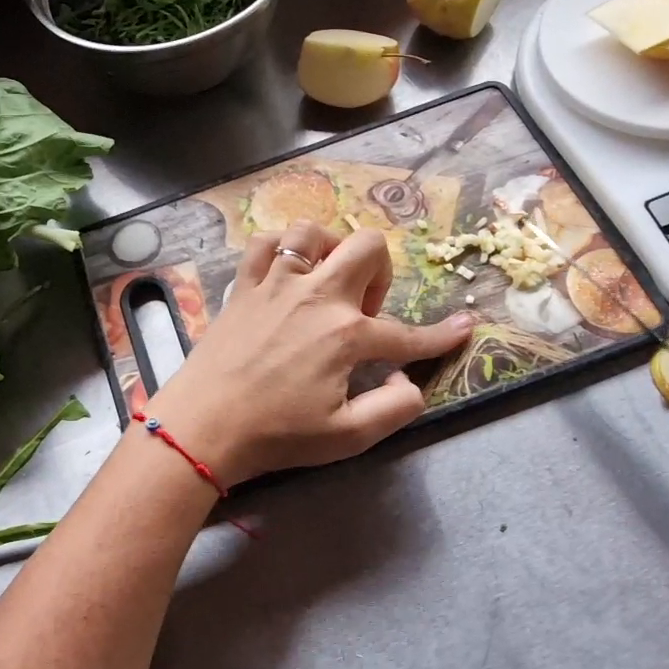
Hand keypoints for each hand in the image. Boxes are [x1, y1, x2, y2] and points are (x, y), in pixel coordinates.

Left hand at [141, 221, 472, 486]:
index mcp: (347, 336)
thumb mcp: (347, 437)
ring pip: (313, 231)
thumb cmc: (276, 435)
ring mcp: (276, 284)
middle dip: (380, 273)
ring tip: (325, 284)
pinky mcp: (244, 286)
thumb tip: (411, 381)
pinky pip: (265, 242)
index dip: (442, 335)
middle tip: (362, 314)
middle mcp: (317, 296)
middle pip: (368, 247)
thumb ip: (394, 408)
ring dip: (330, 251)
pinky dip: (280, 249)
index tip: (464, 327)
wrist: (203, 427)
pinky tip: (284, 274)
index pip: (407, 334)